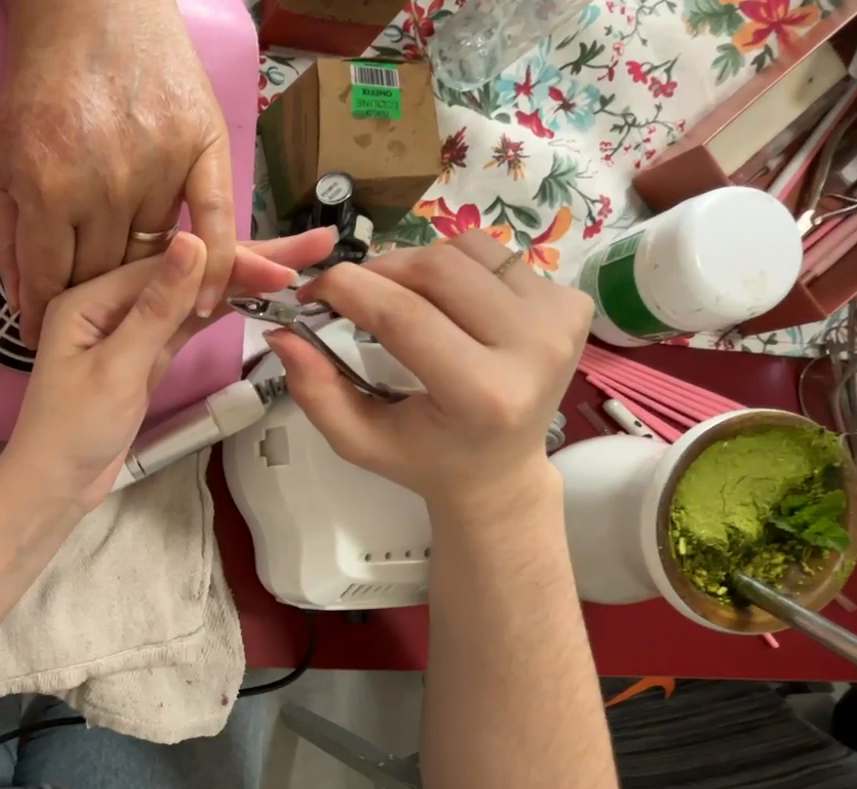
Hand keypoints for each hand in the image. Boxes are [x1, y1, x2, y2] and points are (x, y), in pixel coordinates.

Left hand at [0, 0, 233, 347]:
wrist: (93, 10)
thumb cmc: (42, 89)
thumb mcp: (3, 163)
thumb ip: (7, 238)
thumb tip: (19, 305)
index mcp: (48, 190)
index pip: (48, 281)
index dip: (40, 315)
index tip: (37, 337)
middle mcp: (104, 186)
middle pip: (98, 277)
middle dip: (84, 300)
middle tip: (85, 316)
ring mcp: (157, 166)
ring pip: (149, 258)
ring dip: (139, 286)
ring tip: (132, 305)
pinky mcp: (201, 147)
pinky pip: (214, 223)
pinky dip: (214, 268)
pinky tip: (207, 302)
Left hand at [6, 229, 339, 507]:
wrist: (55, 485)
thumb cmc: (72, 431)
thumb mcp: (117, 368)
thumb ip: (157, 308)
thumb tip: (193, 241)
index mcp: (89, 297)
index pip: (169, 264)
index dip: (229, 260)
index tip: (284, 261)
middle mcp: (107, 305)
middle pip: (185, 274)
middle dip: (247, 261)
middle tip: (314, 244)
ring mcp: (127, 331)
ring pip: (191, 299)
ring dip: (241, 283)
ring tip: (298, 266)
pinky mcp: (141, 358)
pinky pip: (184, 326)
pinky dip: (219, 312)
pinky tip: (255, 294)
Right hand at [268, 232, 594, 515]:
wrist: (498, 470)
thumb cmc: (420, 459)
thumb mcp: (355, 439)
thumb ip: (314, 389)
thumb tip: (282, 333)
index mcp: (482, 394)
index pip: (404, 316)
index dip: (347, 291)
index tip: (309, 292)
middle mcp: (534, 348)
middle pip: (437, 269)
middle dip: (376, 270)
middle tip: (343, 292)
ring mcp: (562, 320)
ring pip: (467, 250)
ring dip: (412, 263)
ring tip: (389, 295)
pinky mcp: (574, 302)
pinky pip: (496, 255)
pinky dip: (452, 267)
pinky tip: (438, 300)